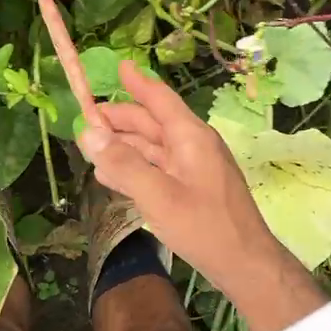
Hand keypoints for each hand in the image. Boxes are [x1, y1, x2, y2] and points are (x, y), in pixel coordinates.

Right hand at [79, 60, 326, 330]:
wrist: (244, 264)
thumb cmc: (204, 227)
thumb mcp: (157, 195)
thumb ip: (122, 163)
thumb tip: (88, 133)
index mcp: (190, 138)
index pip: (160, 100)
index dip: (138, 83)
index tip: (119, 65)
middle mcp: (192, 147)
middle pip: (151, 123)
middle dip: (119, 119)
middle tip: (85, 118)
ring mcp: (193, 169)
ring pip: (152, 148)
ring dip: (122, 145)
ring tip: (91, 145)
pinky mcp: (191, 190)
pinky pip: (157, 169)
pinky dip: (133, 168)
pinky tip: (111, 175)